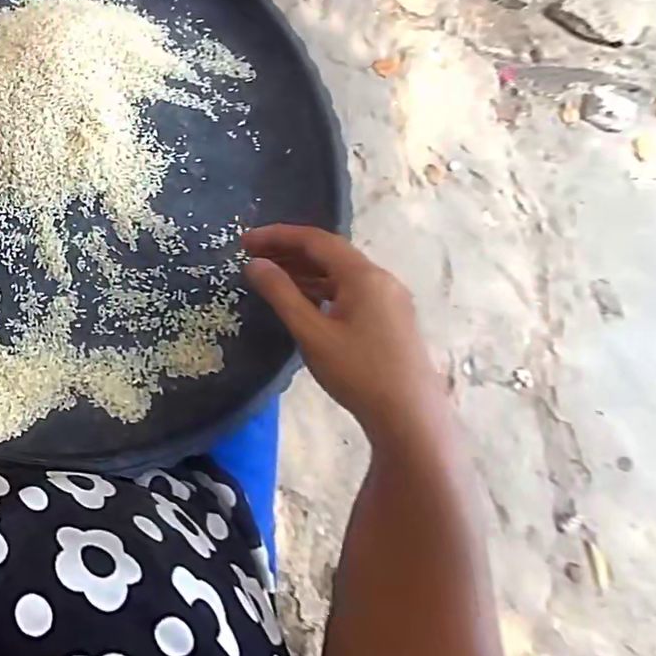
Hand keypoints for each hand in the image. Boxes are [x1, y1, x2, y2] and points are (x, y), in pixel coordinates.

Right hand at [243, 224, 445, 438]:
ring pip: (339, 271)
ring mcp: (388, 299)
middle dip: (288, 249)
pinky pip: (348, 289)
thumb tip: (255, 264)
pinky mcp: (389, 318)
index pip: (315, 240)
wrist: (411, 419)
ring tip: (268, 274)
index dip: (277, 236)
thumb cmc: (358, 372)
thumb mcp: (311, 332)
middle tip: (251, 255)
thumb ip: (281, 293)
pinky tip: (300, 298)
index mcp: (364, 276)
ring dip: (302, 268)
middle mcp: (380, 279)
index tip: (244, 241)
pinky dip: (319, 286)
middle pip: (329, 252)